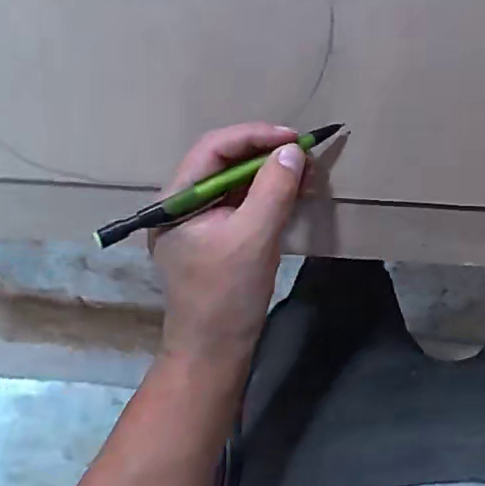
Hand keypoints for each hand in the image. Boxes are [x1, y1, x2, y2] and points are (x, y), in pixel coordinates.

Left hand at [147, 123, 305, 375]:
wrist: (214, 349)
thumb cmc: (227, 293)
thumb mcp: (254, 236)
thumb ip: (274, 189)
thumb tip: (293, 150)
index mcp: (177, 201)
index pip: (214, 149)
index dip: (255, 136)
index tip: (294, 138)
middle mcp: (185, 204)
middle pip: (225, 161)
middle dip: (267, 153)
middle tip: (305, 154)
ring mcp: (202, 221)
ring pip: (238, 180)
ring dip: (273, 171)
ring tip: (306, 171)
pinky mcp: (220, 235)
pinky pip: (246, 200)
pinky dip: (272, 191)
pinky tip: (295, 192)